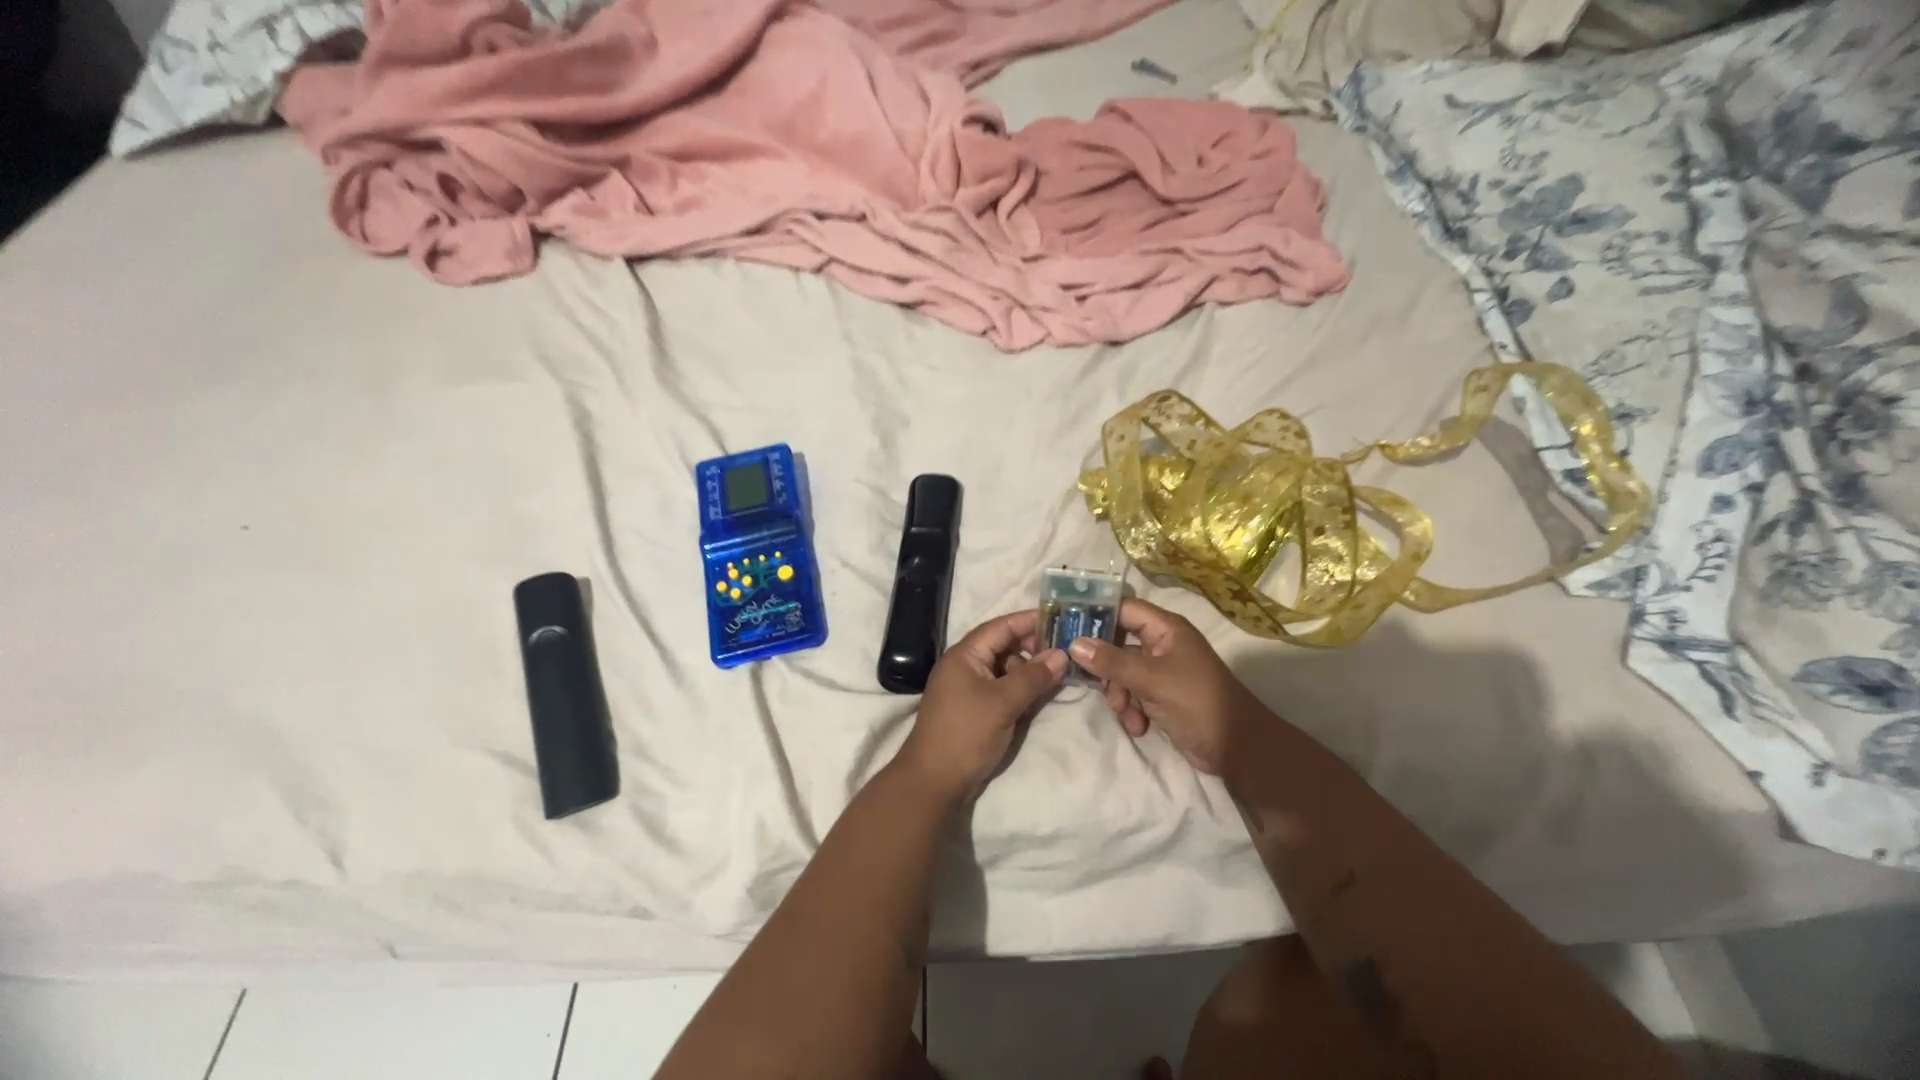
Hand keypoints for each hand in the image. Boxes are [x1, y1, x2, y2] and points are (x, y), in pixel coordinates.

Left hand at [897, 610, 1067, 800]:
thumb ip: (1033, 677)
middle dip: (1033, 647)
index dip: (1029, 620)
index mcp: (965, 655)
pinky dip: (1022, 690)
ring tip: (1060, 673)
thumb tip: (1062, 654)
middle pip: (1004, 647)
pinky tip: (1042, 694)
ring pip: (1006, 670)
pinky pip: (1003, 690)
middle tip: (1066, 650)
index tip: (1061, 617)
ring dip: (1030, 670)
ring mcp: (969, 689)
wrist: (935, 780)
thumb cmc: (966, 733)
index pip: (1001, 627)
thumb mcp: (1003, 702)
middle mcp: (965, 666)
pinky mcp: (976, 710)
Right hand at [1067, 599, 1257, 776]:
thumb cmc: (1198, 703)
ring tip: (1126, 713)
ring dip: (1118, 695)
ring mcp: (1160, 672)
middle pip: (1116, 643)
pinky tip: (1138, 726)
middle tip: (1084, 679)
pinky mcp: (1159, 697)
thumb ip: (1112, 662)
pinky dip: (1130, 710)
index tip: (1065, 625)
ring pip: (1120, 673)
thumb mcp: (1152, 680)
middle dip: (1104, 667)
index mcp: (1166, 629)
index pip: (1123, 609)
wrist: (1236, 748)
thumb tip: (1074, 644)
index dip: (1096, 613)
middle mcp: (1161, 645)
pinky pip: (1131, 695)